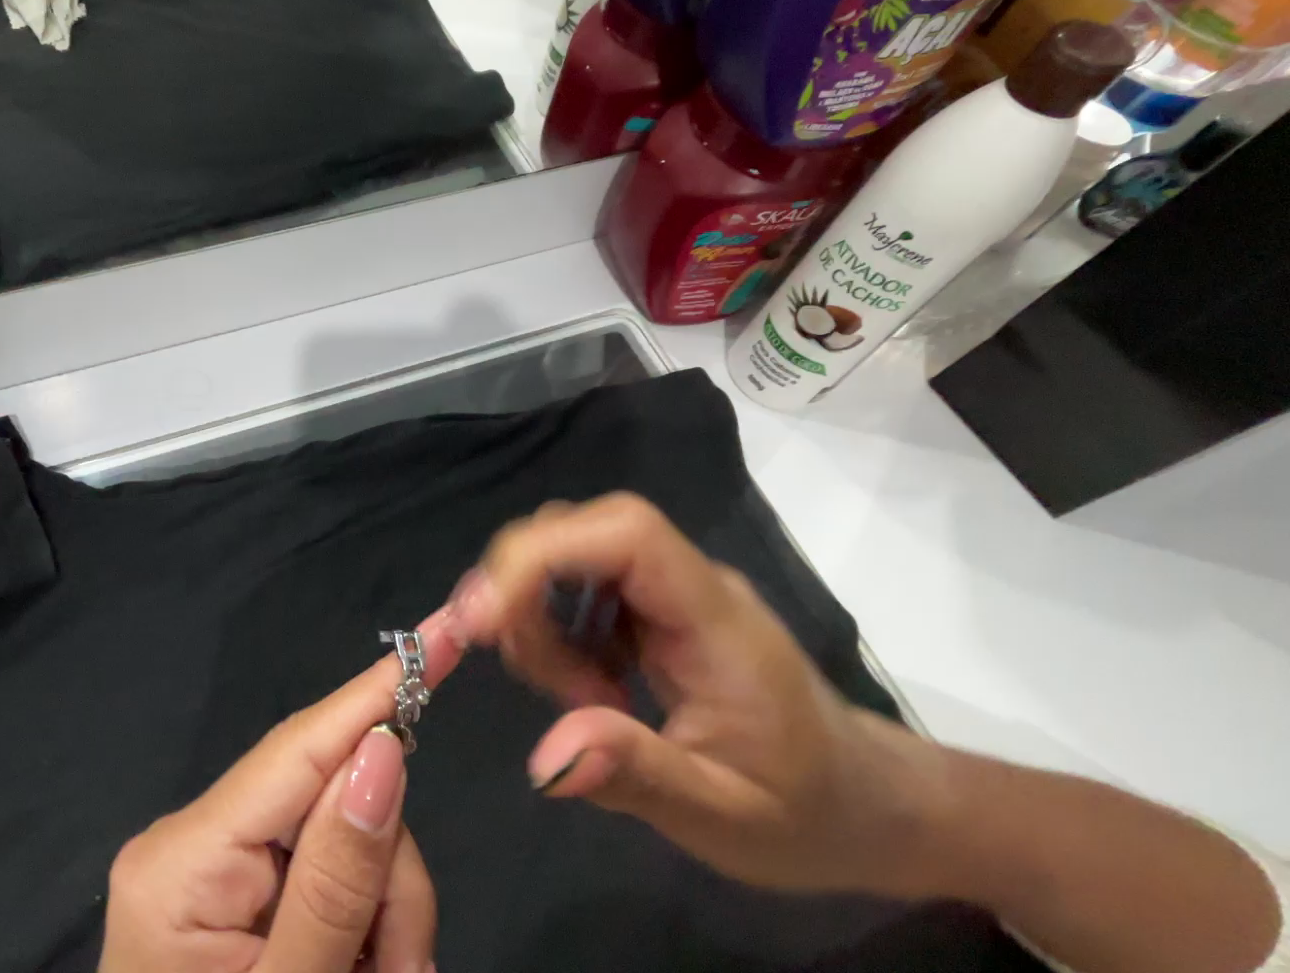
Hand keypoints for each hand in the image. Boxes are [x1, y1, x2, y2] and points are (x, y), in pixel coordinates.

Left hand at [99, 609, 462, 972]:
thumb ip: (337, 879)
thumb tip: (383, 749)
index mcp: (186, 859)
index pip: (300, 748)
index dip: (377, 688)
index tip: (444, 629)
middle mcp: (192, 843)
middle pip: (335, 803)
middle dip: (388, 881)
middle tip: (399, 969)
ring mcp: (213, 868)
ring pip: (348, 843)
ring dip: (385, 916)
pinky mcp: (236, 894)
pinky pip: (329, 875)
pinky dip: (364, 924)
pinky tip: (360, 968)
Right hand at [446, 494, 951, 897]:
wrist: (867, 805)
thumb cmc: (807, 812)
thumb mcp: (724, 817)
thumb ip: (636, 775)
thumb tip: (542, 762)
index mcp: (717, 623)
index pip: (628, 535)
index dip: (544, 553)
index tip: (483, 616)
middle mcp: (692, 588)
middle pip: (586, 531)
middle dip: (528, 589)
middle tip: (529, 674)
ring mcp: (674, 595)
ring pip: (574, 556)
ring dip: (541, 619)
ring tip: (578, 699)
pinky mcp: (657, 611)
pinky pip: (583, 590)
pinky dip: (557, 632)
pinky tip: (588, 691)